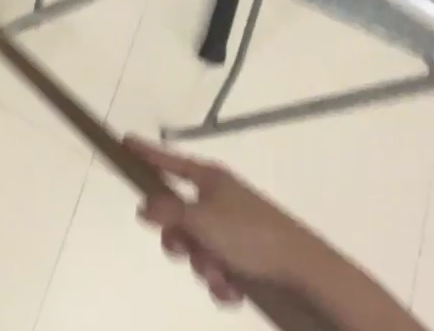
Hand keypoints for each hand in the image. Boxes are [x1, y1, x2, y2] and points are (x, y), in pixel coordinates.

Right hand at [127, 137, 329, 305]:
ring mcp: (236, 232)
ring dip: (201, 264)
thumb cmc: (250, 235)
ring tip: (218, 276)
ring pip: (197, 246)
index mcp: (210, 180)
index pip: (168, 161)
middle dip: (177, 238)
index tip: (123, 142)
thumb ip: (164, 210)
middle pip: (178, 213)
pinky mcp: (250, 261)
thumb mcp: (198, 218)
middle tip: (179, 248)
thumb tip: (142, 205)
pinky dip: (220, 281)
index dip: (145, 153)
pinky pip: (218, 268)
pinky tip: (231, 291)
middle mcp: (221, 201)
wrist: (310, 275)